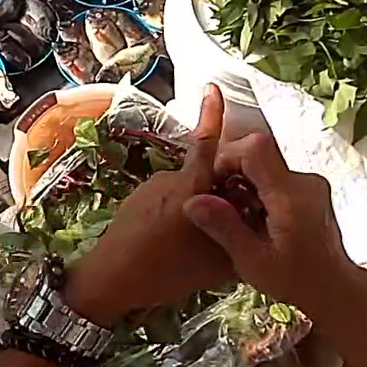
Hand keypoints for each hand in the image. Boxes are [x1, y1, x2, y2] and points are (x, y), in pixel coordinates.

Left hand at [63, 86, 230, 326]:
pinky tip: (175, 244)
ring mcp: (148, 190)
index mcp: (190, 188)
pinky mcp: (135, 201)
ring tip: (199, 245)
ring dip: (198, 207)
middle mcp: (168, 181)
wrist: (110, 280)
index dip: (211, 116)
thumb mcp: (218, 263)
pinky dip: (177, 215)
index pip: (206, 144)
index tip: (211, 87)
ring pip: (185, 191)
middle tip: (230, 223)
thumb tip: (257, 223)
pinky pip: (166, 201)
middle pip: (205, 174)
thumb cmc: (166, 271)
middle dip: (221, 191)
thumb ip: (241, 236)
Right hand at [180, 127, 366, 327]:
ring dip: (241, 181)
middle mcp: (303, 182)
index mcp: (290, 197)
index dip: (227, 158)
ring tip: (233, 213)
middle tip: (219, 202)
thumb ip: (224, 227)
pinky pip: (272, 175)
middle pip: (258, 152)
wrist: (334, 287)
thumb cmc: (293, 279)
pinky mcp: (307, 189)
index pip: (255, 149)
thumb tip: (191, 200)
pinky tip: (249, 215)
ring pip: (263, 163)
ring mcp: (308, 184)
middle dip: (230, 170)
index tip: (214, 184)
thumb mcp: (251, 260)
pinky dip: (253, 188)